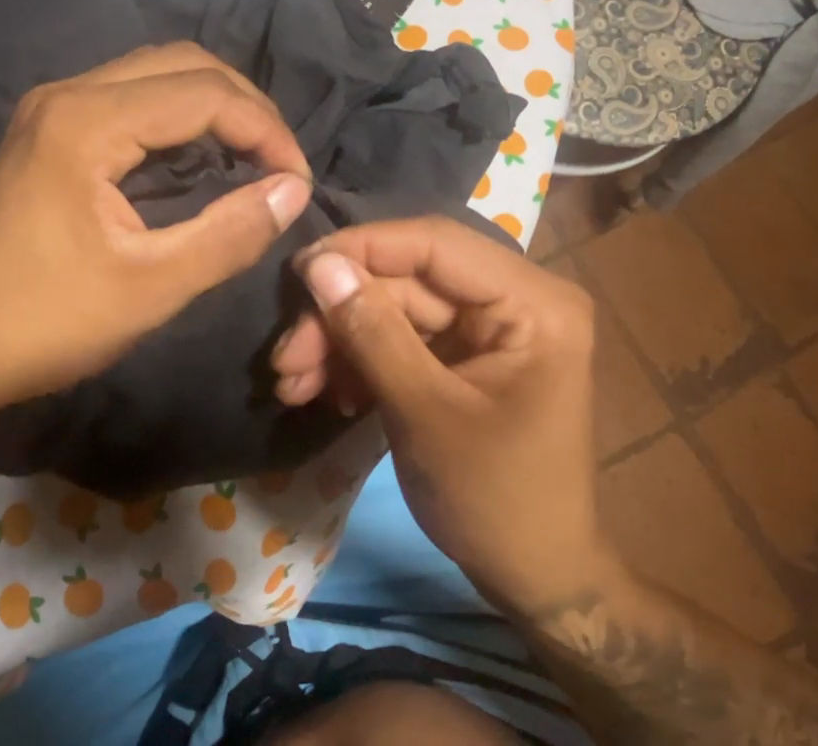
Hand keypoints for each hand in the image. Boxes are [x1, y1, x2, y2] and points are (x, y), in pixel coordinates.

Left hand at [0, 43, 311, 430]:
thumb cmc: (50, 324)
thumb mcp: (153, 287)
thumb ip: (230, 233)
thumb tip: (293, 190)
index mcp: (86, 122)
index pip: (203, 93)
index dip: (265, 130)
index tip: (299, 182)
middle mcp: (64, 96)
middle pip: (180, 65)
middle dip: (244, 107)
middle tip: (281, 164)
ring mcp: (49, 112)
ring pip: (152, 77)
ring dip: (210, 107)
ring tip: (252, 157)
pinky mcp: (45, 134)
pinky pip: (126, 101)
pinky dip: (174, 119)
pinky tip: (197, 159)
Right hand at [271, 217, 610, 613]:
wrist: (530, 573)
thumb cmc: (494, 497)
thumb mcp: (425, 413)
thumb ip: (372, 332)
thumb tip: (318, 265)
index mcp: (534, 302)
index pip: (435, 244)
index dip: (361, 249)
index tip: (294, 273)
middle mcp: (514, 299)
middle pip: (407, 279)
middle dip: (339, 314)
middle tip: (284, 359)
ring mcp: (487, 329)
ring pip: (395, 309)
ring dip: (339, 342)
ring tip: (291, 385)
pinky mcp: (462, 356)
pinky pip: (400, 339)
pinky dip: (359, 361)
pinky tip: (326, 394)